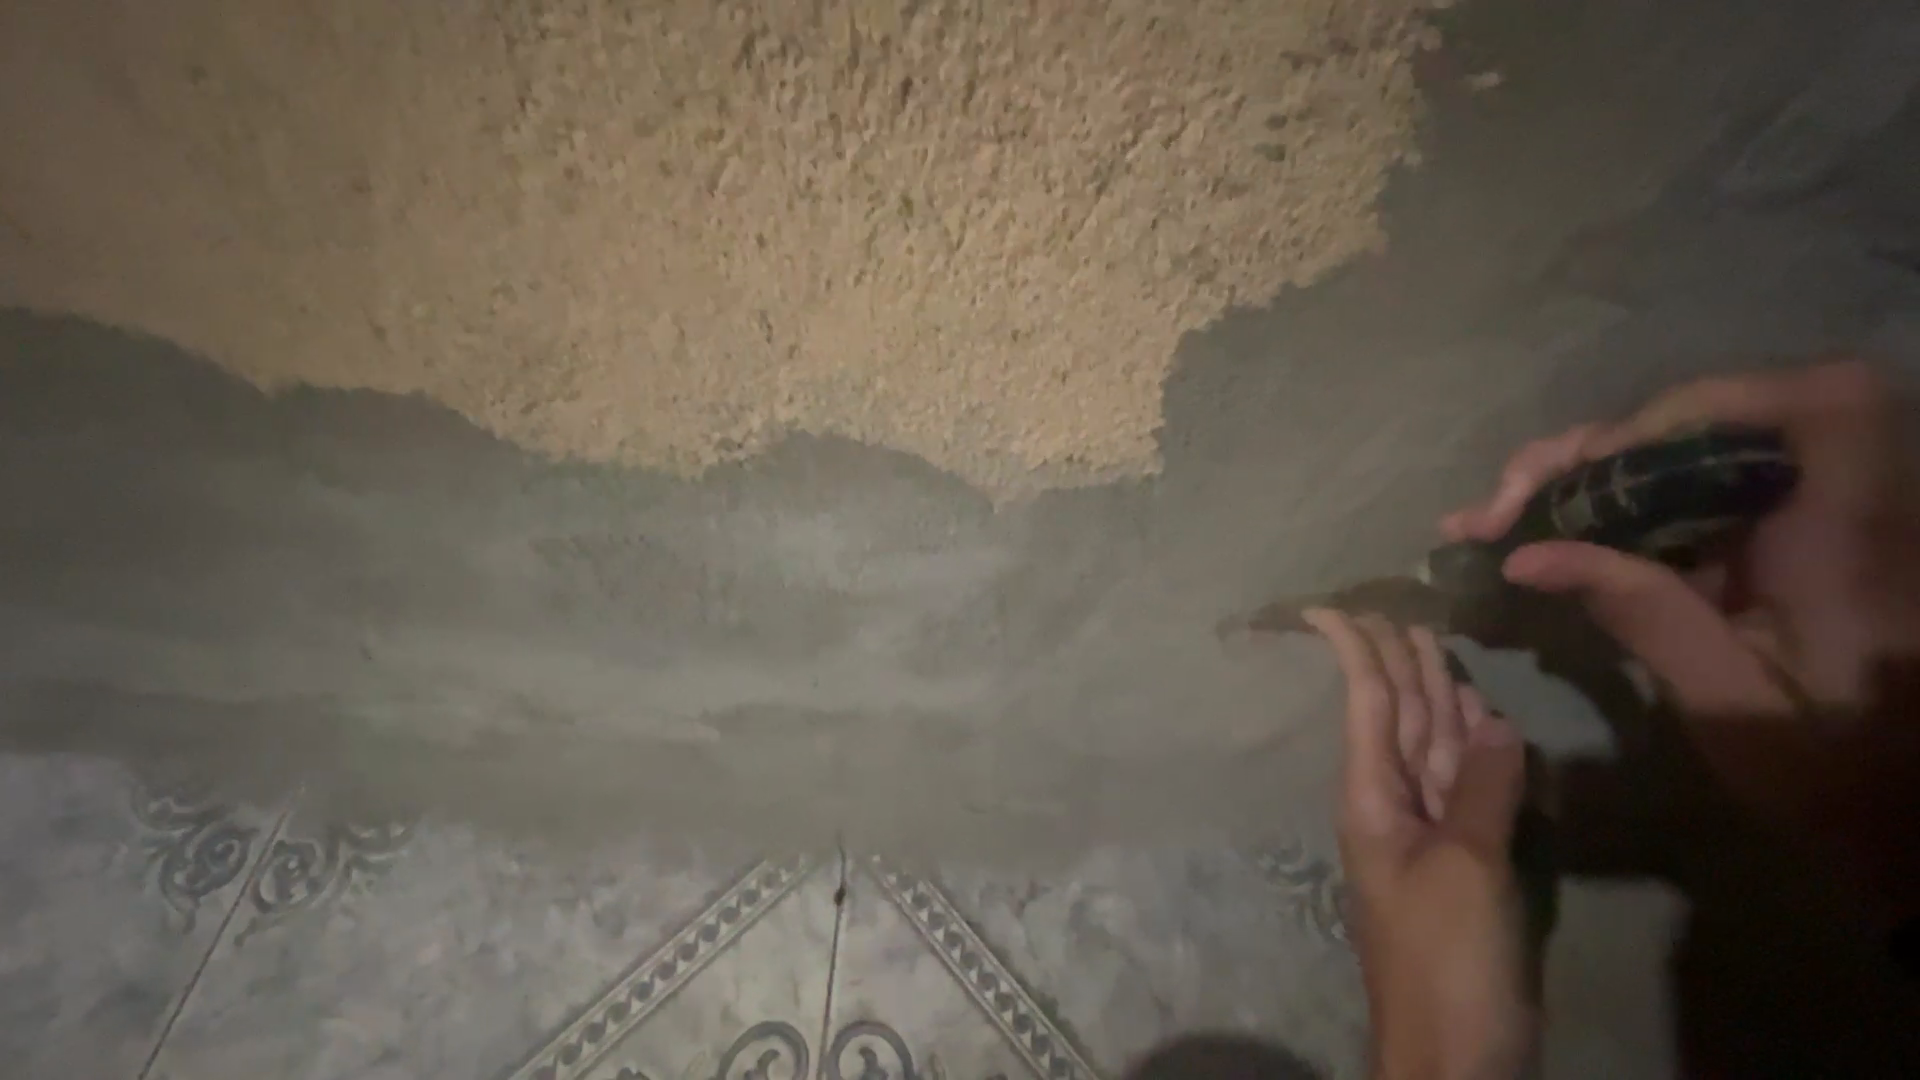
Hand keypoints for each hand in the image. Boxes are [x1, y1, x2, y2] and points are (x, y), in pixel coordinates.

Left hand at [1303, 610, 1535, 1079]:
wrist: (1453, 1047)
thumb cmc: (1445, 956)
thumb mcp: (1464, 867)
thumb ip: (1479, 789)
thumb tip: (1493, 721)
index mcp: (1373, 793)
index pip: (1364, 702)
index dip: (1350, 651)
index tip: (1324, 607)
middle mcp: (1392, 799)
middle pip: (1397, 715)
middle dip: (1397, 662)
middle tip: (1401, 611)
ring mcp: (1426, 828)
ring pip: (1429, 744)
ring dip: (1433, 694)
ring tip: (1434, 646)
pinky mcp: (1460, 858)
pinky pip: (1461, 786)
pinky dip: (1470, 749)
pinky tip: (1478, 719)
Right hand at [1443, 359, 1919, 911]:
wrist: (1902, 815)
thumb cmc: (1833, 770)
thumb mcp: (1728, 702)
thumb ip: (1639, 614)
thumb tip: (1525, 556)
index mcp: (1847, 540)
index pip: (1822, 405)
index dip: (1712, 403)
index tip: (1606, 455)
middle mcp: (1825, 509)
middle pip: (1708, 423)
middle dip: (1589, 452)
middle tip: (1501, 506)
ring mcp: (1786, 525)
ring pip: (1671, 454)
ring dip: (1573, 477)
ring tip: (1491, 518)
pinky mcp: (1753, 544)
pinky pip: (1666, 495)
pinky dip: (1591, 506)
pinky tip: (1529, 533)